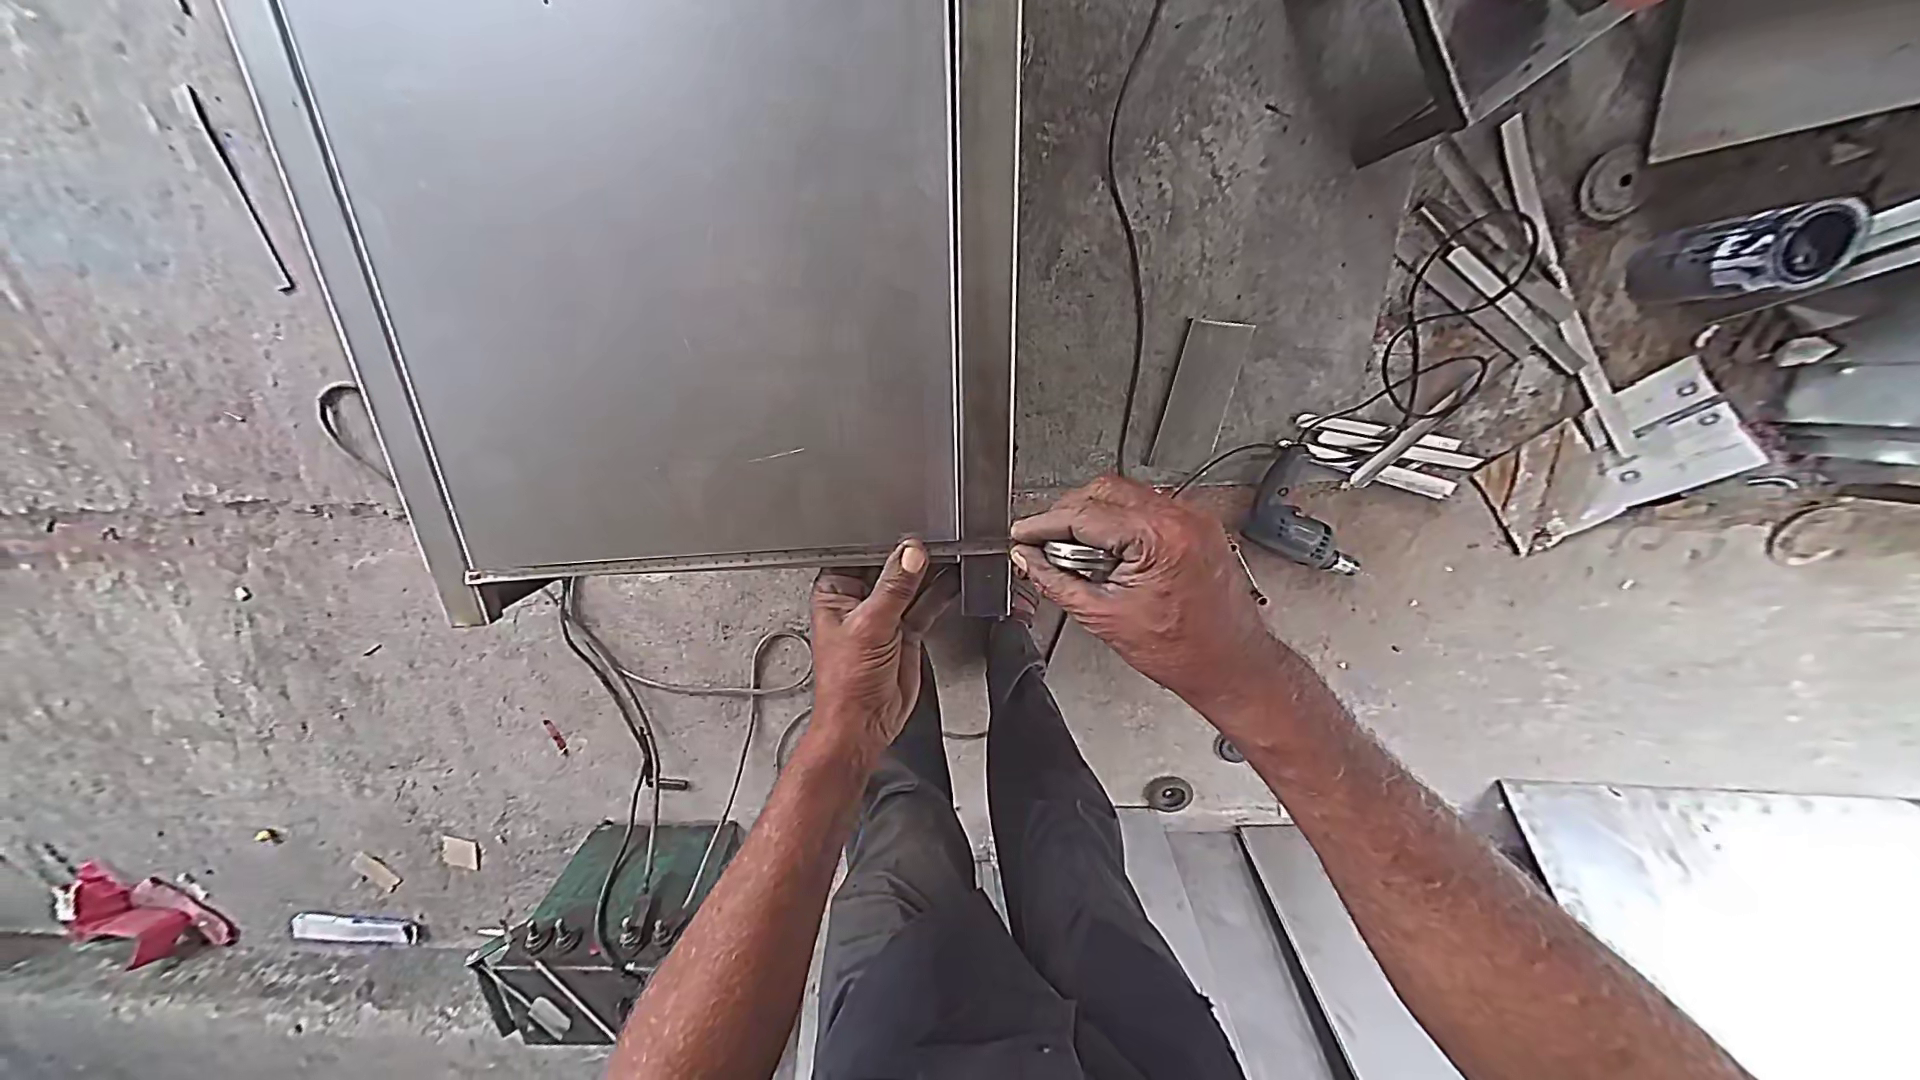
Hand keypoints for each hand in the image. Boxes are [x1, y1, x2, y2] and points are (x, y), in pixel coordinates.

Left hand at [810, 540, 958, 754]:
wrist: (864, 724)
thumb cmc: (846, 685)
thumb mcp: (870, 626)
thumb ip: (895, 587)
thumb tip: (910, 554)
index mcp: (835, 594)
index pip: (860, 556)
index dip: (883, 544)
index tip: (907, 533)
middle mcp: (858, 602)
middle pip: (888, 568)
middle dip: (910, 556)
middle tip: (934, 539)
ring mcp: (884, 616)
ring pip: (910, 585)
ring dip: (928, 572)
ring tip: (949, 553)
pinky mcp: (905, 631)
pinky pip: (925, 605)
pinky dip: (940, 593)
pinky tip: (953, 579)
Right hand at [1010, 476, 1280, 712]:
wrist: (1230, 664)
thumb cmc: (1183, 651)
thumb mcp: (1103, 616)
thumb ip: (1056, 580)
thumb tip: (1029, 558)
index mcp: (1158, 537)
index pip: (1083, 513)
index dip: (1043, 523)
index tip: (1023, 533)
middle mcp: (1180, 518)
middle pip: (1102, 491)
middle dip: (1065, 514)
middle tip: (1043, 543)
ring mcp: (1193, 518)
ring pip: (1123, 495)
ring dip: (1091, 517)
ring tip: (1076, 554)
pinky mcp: (1197, 526)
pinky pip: (1146, 507)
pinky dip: (1119, 523)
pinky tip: (1108, 552)